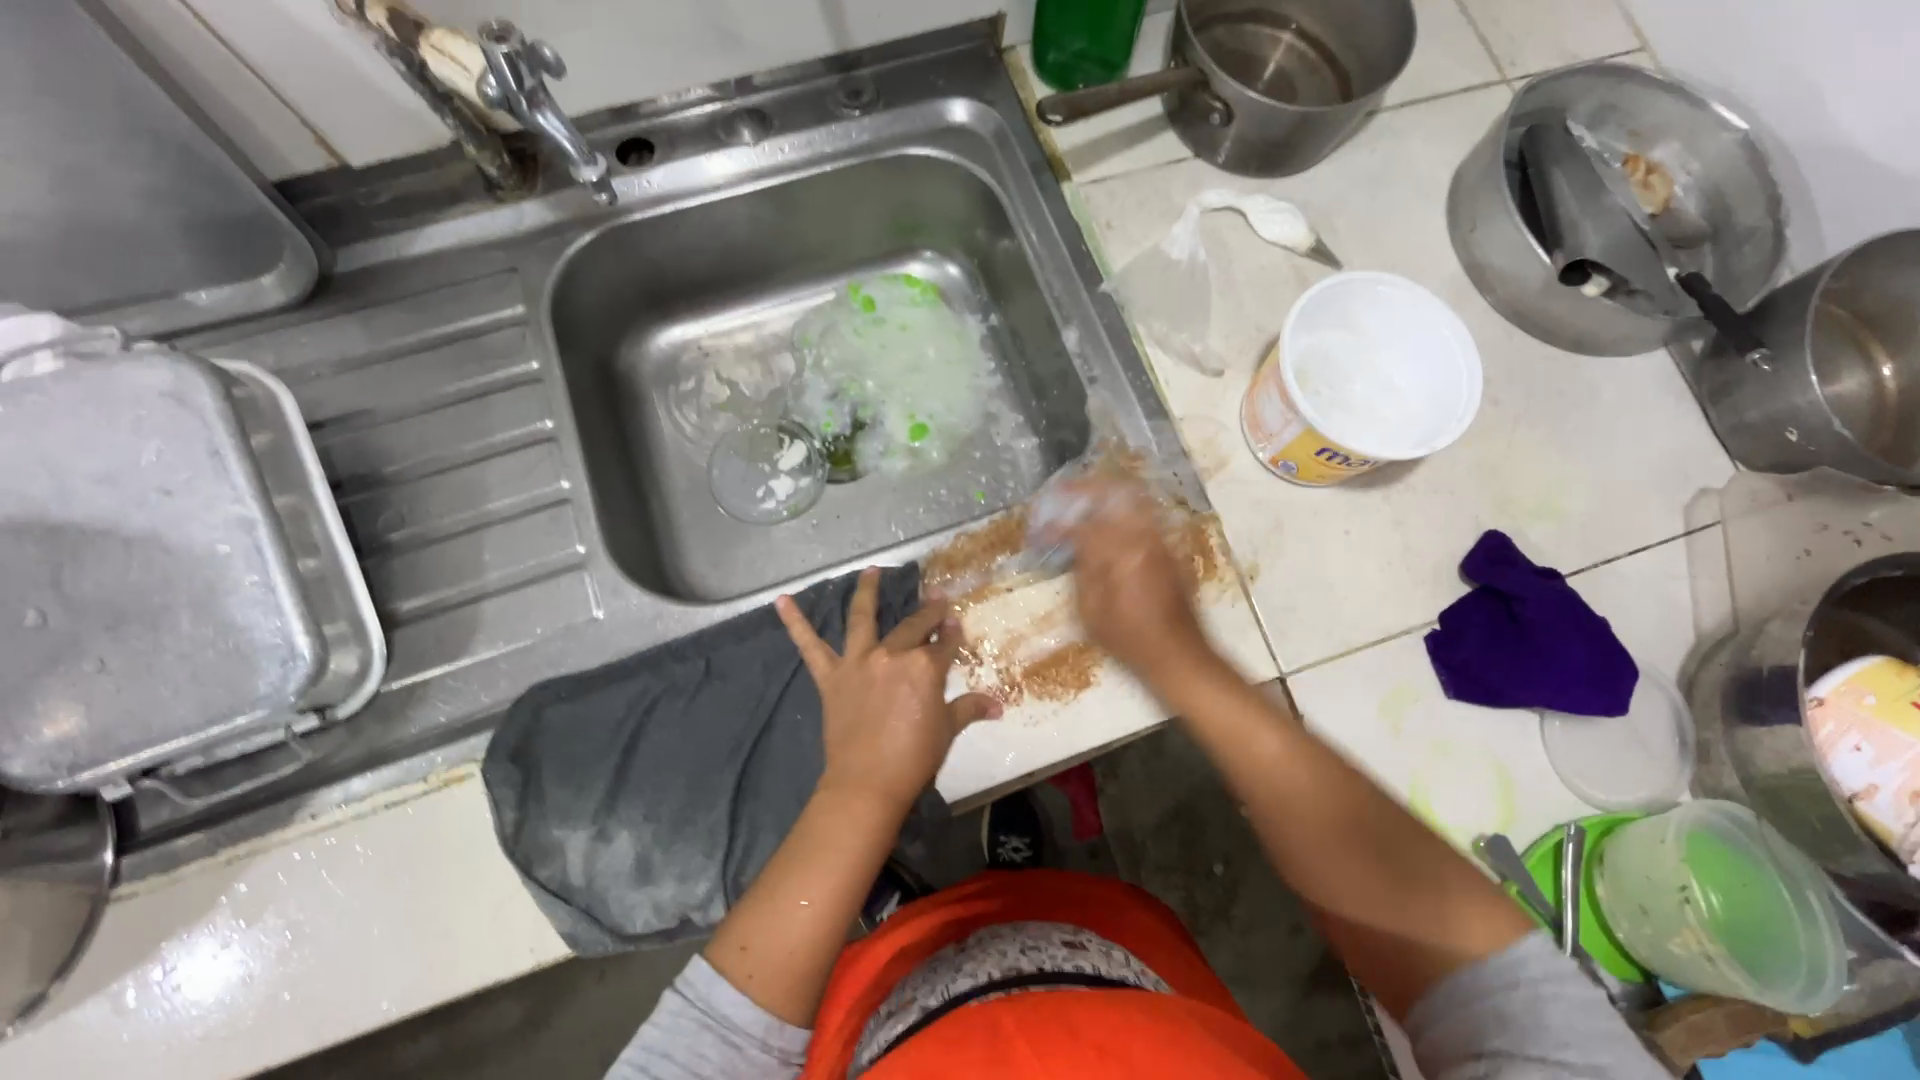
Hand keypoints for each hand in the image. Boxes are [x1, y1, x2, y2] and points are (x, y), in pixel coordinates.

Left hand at [776, 568, 1001, 813]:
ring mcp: (859, 663)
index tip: (955, 621)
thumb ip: (969, 709)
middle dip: (928, 612)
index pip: (943, 644)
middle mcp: (892, 655)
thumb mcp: (947, 730)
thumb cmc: (915, 758)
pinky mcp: (831, 677)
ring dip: (866, 592)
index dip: (951, 633)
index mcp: (924, 667)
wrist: (868, 782)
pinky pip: (810, 647)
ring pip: (862, 619)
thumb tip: (998, 705)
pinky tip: (781, 601)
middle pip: (913, 627)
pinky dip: (795, 623)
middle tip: (935, 598)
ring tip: (870, 571)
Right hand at [1064, 479, 1222, 692]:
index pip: (1081, 526)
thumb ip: (1083, 572)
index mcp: (1120, 552)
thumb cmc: (1131, 640)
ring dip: (1106, 496)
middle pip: (1114, 492)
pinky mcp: (1171, 549)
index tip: (1039, 530)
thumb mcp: (1091, 612)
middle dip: (1085, 489)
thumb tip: (1076, 547)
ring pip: (1134, 499)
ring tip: (1085, 503)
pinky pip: (1146, 515)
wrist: (1179, 654)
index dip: (1055, 526)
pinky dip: (1124, 511)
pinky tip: (1110, 524)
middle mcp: (1144, 536)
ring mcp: (1162, 539)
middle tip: (1063, 493)